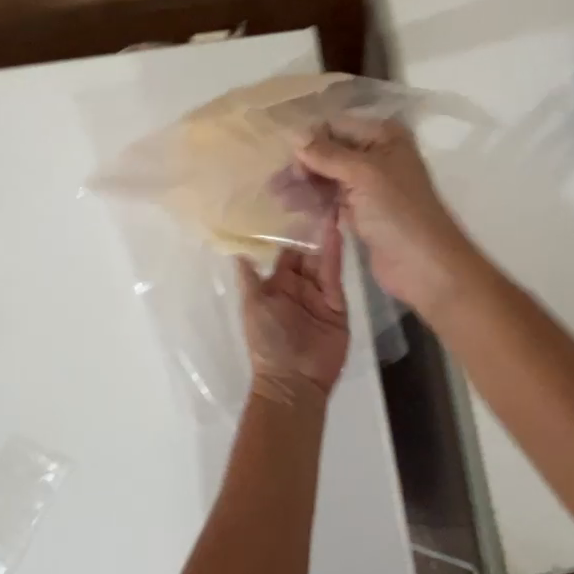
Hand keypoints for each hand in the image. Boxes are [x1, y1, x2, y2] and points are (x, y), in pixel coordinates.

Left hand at [237, 217, 348, 408]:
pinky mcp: (337, 302)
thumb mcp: (252, 305)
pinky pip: (334, 273)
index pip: (283, 251)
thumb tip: (236, 249)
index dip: (287, 229)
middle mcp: (298, 285)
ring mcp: (319, 293)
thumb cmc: (267, 341)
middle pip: (305, 251)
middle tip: (316, 194)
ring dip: (323, 235)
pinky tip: (335, 230)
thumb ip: (249, 277)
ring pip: (321, 258)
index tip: (292, 201)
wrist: (294, 379)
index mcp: (276, 284)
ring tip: (328, 204)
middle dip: (309, 228)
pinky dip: (335, 253)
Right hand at [296, 119, 482, 314]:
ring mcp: (370, 186)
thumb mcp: (363, 174)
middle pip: (331, 152)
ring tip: (279, 198)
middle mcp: (378, 156)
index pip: (337, 126)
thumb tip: (293, 133)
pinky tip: (293, 208)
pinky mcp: (362, 213)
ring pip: (329, 177)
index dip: (310, 139)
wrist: (424, 266)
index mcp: (384, 137)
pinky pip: (332, 200)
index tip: (282, 158)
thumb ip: (327, 153)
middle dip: (303, 164)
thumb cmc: (398, 212)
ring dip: (305, 185)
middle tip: (275, 184)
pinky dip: (314, 202)